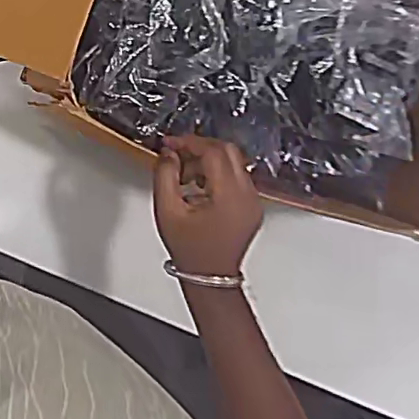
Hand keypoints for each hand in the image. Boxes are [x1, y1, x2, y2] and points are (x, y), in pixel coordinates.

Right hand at [153, 135, 262, 277]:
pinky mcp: (252, 206)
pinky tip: (197, 184)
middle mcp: (248, 196)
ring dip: (207, 160)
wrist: (210, 276)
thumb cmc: (189, 247)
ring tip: (184, 174)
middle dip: (199, 147)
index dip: (189, 142)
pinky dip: (216, 172)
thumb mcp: (167, 209)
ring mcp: (253, 201)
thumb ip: (165, 175)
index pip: (214, 152)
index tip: (169, 144)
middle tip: (177, 153)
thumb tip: (169, 153)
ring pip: (233, 162)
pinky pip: (236, 176)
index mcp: (229, 196)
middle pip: (228, 151)